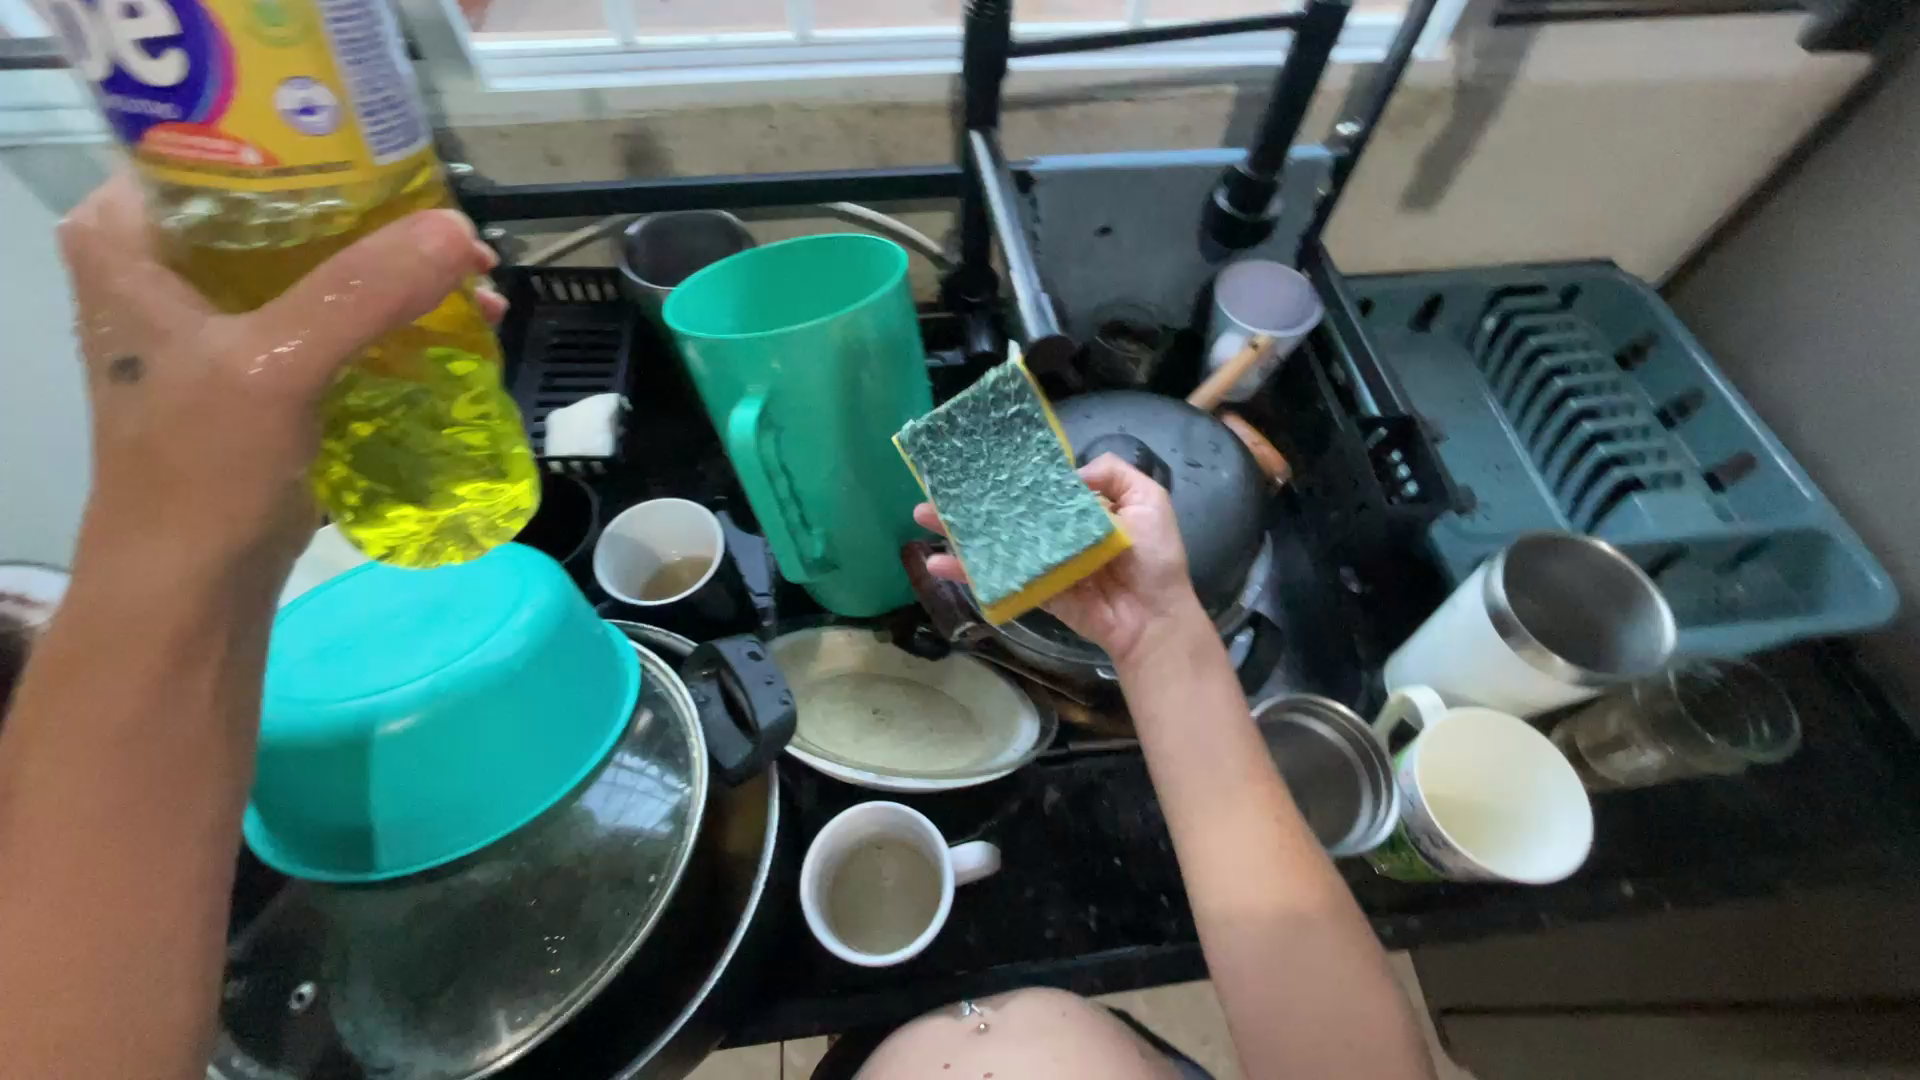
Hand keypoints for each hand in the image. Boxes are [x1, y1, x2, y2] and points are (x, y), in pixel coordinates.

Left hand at [59, 173, 505, 569]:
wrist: (200, 568)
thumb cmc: (204, 462)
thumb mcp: (276, 364)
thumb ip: (362, 293)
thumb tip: (462, 233)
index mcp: (135, 237)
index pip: (237, 161)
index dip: (333, 162)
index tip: (418, 183)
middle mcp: (177, 265)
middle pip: (301, 218)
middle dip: (393, 233)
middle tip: (465, 247)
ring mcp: (229, 319)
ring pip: (335, 272)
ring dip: (411, 282)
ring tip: (480, 292)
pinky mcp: (275, 364)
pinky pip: (350, 321)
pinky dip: (405, 323)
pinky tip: (459, 331)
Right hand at [914, 452, 1199, 664]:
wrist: (1153, 615)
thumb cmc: (1153, 557)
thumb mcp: (1147, 499)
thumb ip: (1113, 474)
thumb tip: (1070, 473)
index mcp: (1078, 510)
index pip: (1035, 488)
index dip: (1006, 476)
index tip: (975, 464)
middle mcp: (1053, 533)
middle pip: (1003, 513)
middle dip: (967, 502)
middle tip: (932, 491)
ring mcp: (1039, 563)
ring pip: (992, 544)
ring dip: (956, 533)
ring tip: (922, 518)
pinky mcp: (1032, 590)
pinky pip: (996, 579)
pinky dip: (967, 573)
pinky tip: (938, 564)